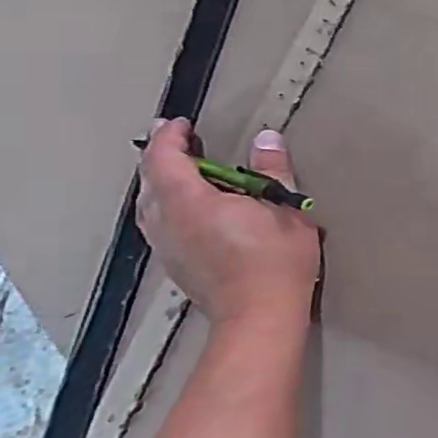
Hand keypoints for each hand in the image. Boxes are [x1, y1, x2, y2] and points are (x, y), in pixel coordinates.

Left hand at [137, 118, 320, 326]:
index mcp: (190, 201)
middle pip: (150, 179)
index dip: (170, 136)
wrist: (260, 312)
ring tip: (188, 177)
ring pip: (149, 203)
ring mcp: (165, 244)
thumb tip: (267, 140)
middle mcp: (166, 220)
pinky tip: (193, 212)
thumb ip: (273, 173)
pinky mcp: (173, 262)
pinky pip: (159, 223)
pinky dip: (169, 208)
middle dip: (163, 158)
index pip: (165, 157)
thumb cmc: (276, 262)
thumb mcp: (288, 211)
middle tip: (182, 144)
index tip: (180, 124)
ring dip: (163, 184)